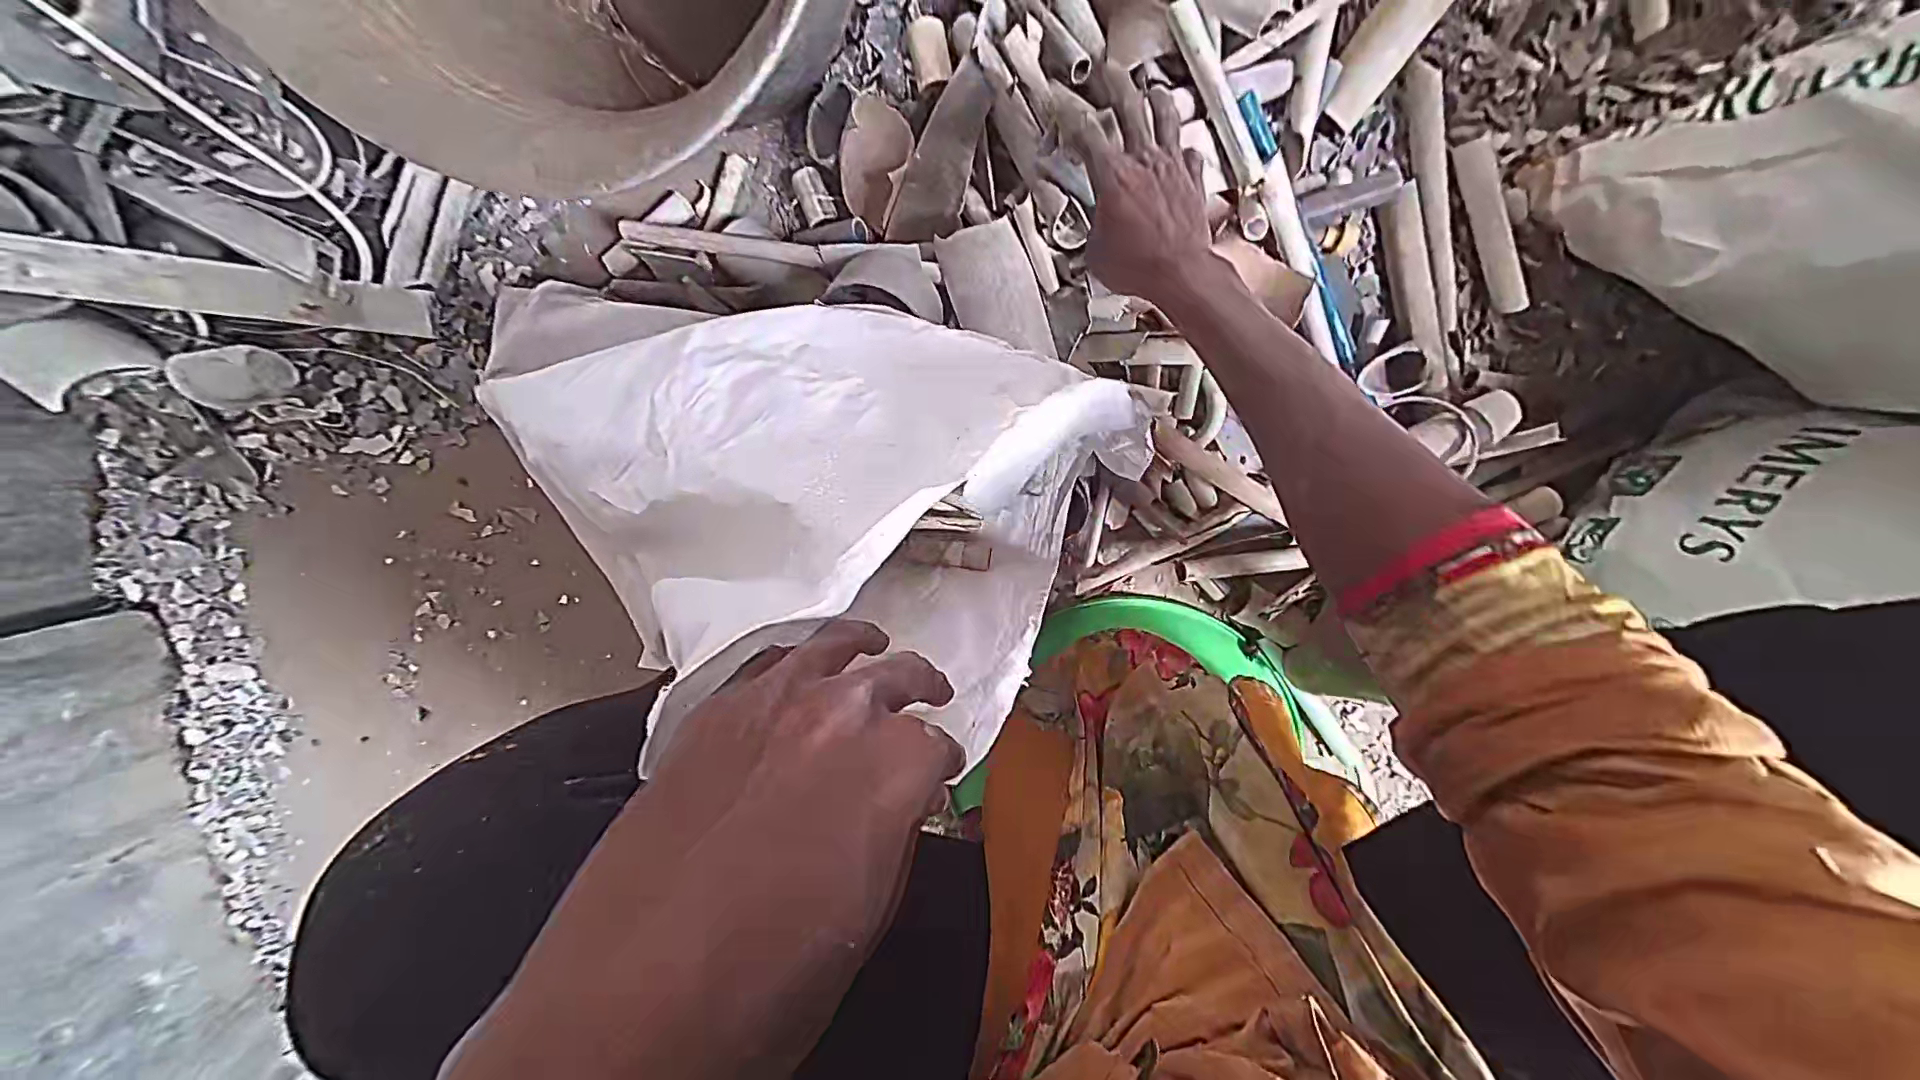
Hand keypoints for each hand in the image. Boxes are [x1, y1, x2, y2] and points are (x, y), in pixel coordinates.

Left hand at [446, 620, 962, 1079]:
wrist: (631, 995)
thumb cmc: (765, 979)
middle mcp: (838, 717)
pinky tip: (799, 670)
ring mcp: (772, 705)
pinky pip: (768, 663)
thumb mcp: (868, 917)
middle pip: (897, 677)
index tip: (940, 774)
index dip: (943, 763)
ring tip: (874, 644)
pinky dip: (796, 661)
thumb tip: (905, 802)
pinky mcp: (714, 713)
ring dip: (863, 648)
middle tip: (932, 695)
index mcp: (890, 766)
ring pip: (834, 648)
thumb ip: (897, 836)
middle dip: (922, 687)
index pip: (936, 746)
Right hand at [1065, 85, 1227, 309]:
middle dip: (1114, 86)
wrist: (1180, 273)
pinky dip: (1183, 148)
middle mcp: (1144, 162)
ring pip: (1165, 115)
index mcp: (1113, 176)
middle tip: (1108, 79)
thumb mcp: (1096, 252)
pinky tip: (1181, 149)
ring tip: (1151, 93)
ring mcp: (1171, 166)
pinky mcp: (1192, 179)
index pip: (1087, 133)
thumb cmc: (1140, 265)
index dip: (1072, 122)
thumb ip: (1091, 230)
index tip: (1067, 120)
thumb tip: (1091, 231)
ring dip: (1156, 99)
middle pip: (1129, 105)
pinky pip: (1190, 152)